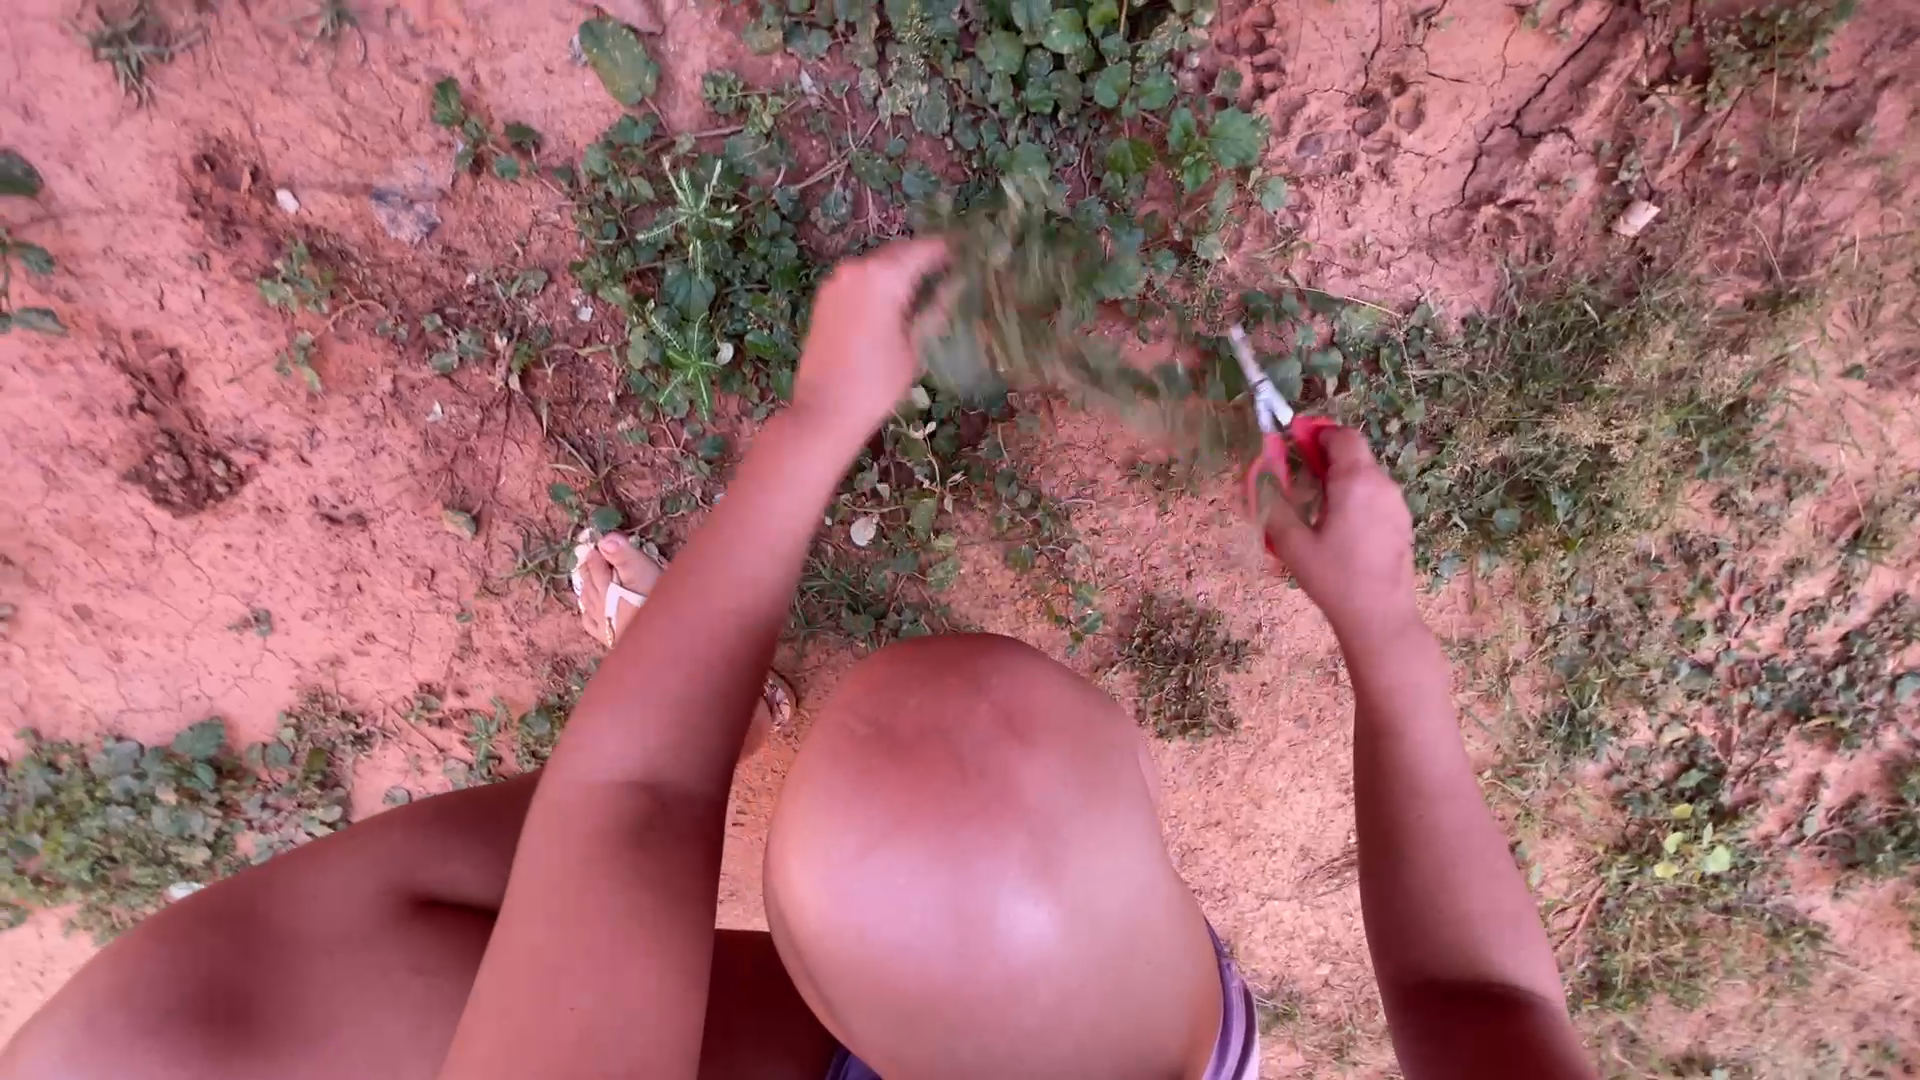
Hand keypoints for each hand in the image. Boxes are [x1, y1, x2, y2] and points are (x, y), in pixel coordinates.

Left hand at [789, 237, 948, 452]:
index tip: (965, 250)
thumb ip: (933, 311)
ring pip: (876, 266)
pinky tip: (894, 302)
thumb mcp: (914, 348)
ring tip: (924, 288)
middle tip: (948, 270)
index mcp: (884, 278)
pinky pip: (859, 280)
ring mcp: (837, 282)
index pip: (923, 250)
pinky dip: (879, 284)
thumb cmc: (877, 384)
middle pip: (898, 253)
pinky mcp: (825, 298)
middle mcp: (857, 269)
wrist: (825, 410)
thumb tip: (955, 286)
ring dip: (899, 271)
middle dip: (922, 259)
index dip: (947, 249)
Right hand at [1264, 427, 1420, 645]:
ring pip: (1365, 474)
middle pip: (1354, 452)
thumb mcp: (1292, 543)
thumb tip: (1260, 479)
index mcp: (1355, 482)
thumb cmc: (1333, 577)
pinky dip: (1353, 494)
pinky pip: (1374, 494)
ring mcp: (1395, 504)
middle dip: (1324, 454)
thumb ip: (1274, 504)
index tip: (1292, 441)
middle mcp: (1381, 485)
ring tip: (1312, 501)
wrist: (1380, 615)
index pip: (1341, 436)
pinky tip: (1335, 522)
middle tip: (1296, 471)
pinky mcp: (1400, 522)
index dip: (1316, 433)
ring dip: (1338, 475)